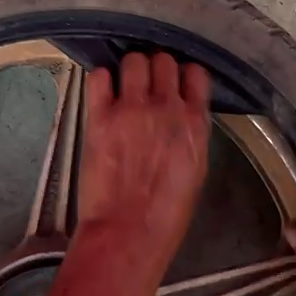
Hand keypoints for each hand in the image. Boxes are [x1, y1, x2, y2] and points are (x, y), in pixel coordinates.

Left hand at [75, 50, 212, 262]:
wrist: (127, 236)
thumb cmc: (167, 213)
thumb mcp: (196, 168)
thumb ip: (191, 131)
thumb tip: (183, 111)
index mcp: (194, 121)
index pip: (195, 72)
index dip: (184, 74)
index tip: (176, 82)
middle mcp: (165, 106)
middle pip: (164, 60)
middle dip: (157, 68)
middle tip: (148, 84)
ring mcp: (131, 108)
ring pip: (134, 60)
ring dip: (131, 69)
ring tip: (125, 85)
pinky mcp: (100, 116)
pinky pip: (99, 76)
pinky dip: (101, 79)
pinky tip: (103, 92)